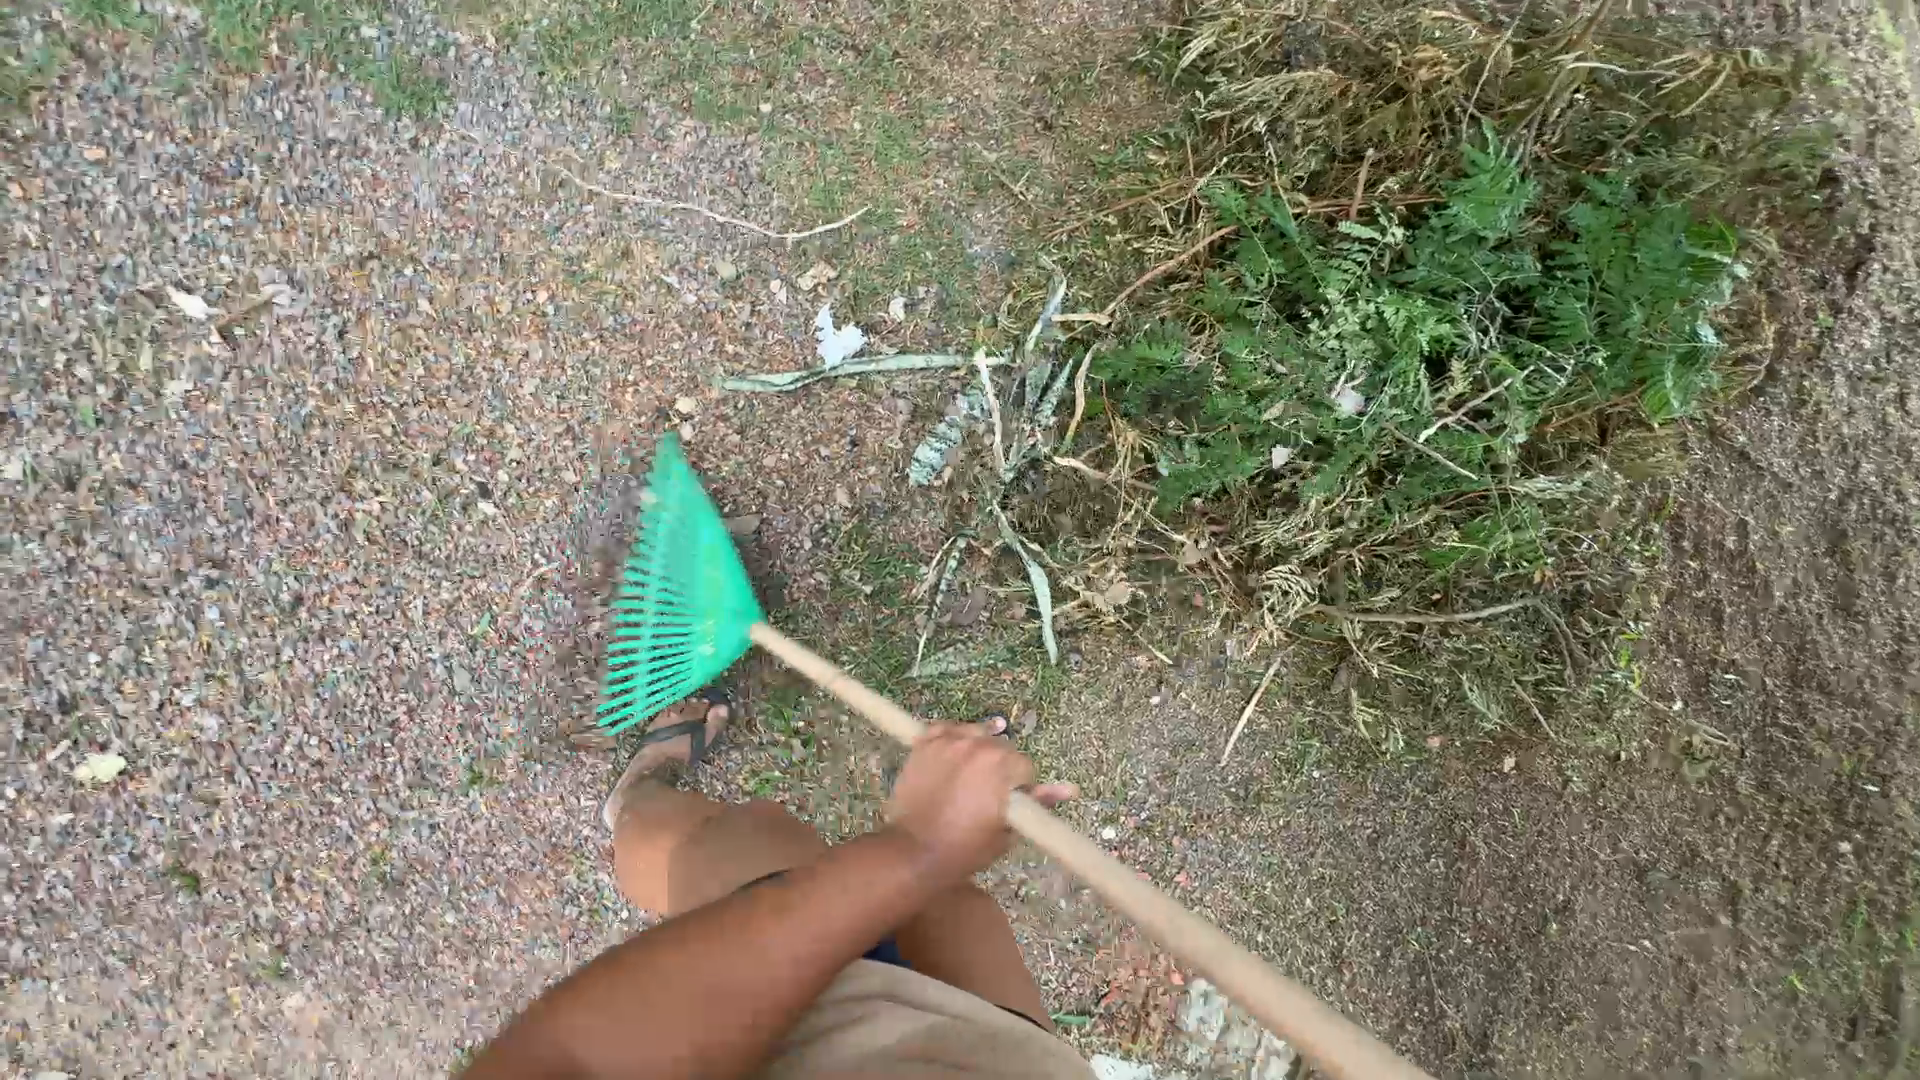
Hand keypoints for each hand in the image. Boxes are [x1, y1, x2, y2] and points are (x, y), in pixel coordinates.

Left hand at [884, 722, 1075, 884]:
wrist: (914, 851)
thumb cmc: (965, 848)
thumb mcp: (1007, 831)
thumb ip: (1038, 805)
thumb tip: (1071, 789)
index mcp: (1003, 764)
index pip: (1025, 768)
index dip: (1021, 788)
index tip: (1007, 806)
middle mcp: (978, 744)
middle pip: (1001, 747)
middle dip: (1000, 768)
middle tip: (986, 795)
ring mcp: (948, 740)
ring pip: (975, 733)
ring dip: (978, 749)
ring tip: (970, 774)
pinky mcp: (924, 742)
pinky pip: (946, 728)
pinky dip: (952, 738)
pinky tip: (953, 753)